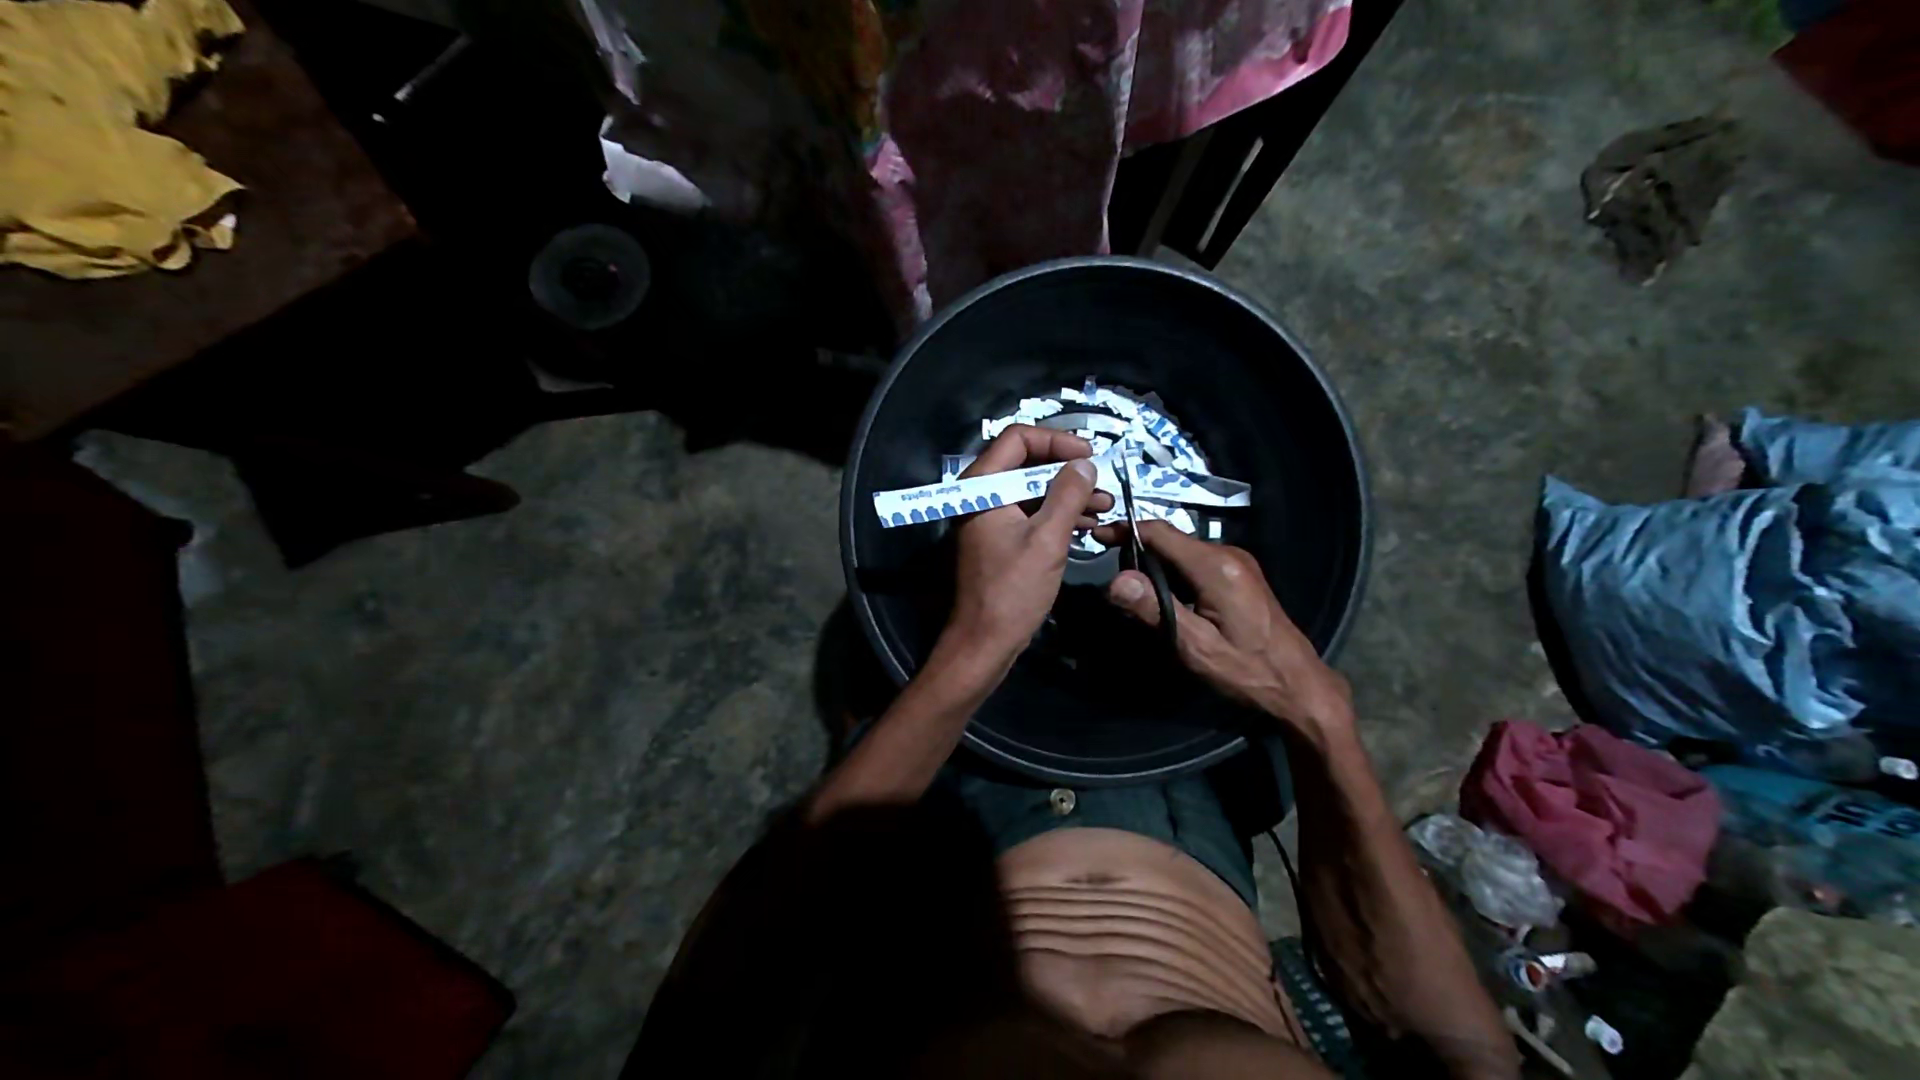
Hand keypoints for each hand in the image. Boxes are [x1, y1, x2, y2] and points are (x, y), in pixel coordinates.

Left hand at [944, 425, 1112, 665]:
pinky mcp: (1000, 538)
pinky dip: (1057, 513)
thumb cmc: (1012, 590)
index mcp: (981, 487)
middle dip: (1066, 470)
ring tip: (1104, 503)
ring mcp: (989, 517)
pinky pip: (1030, 513)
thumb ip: (1068, 495)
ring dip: (1067, 493)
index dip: (1057, 441)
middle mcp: (981, 495)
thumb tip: (1085, 463)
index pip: (1018, 439)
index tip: (1090, 456)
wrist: (984, 641)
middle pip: (1026, 462)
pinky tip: (1087, 521)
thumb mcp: (1047, 539)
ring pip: (1031, 489)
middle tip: (1102, 482)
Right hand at [1100, 520, 1350, 732]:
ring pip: (1182, 552)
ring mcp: (1237, 563)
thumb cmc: (1247, 669)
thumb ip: (1155, 610)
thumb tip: (1115, 580)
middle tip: (1113, 580)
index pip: (1161, 533)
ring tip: (1134, 595)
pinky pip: (1196, 563)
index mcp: (1216, 566)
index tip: (1097, 538)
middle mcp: (1228, 554)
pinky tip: (1165, 600)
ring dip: (1155, 567)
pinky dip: (1174, 575)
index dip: (1125, 531)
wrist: (1299, 685)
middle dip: (1138, 554)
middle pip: (1170, 540)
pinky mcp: (1239, 575)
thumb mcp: (1195, 646)